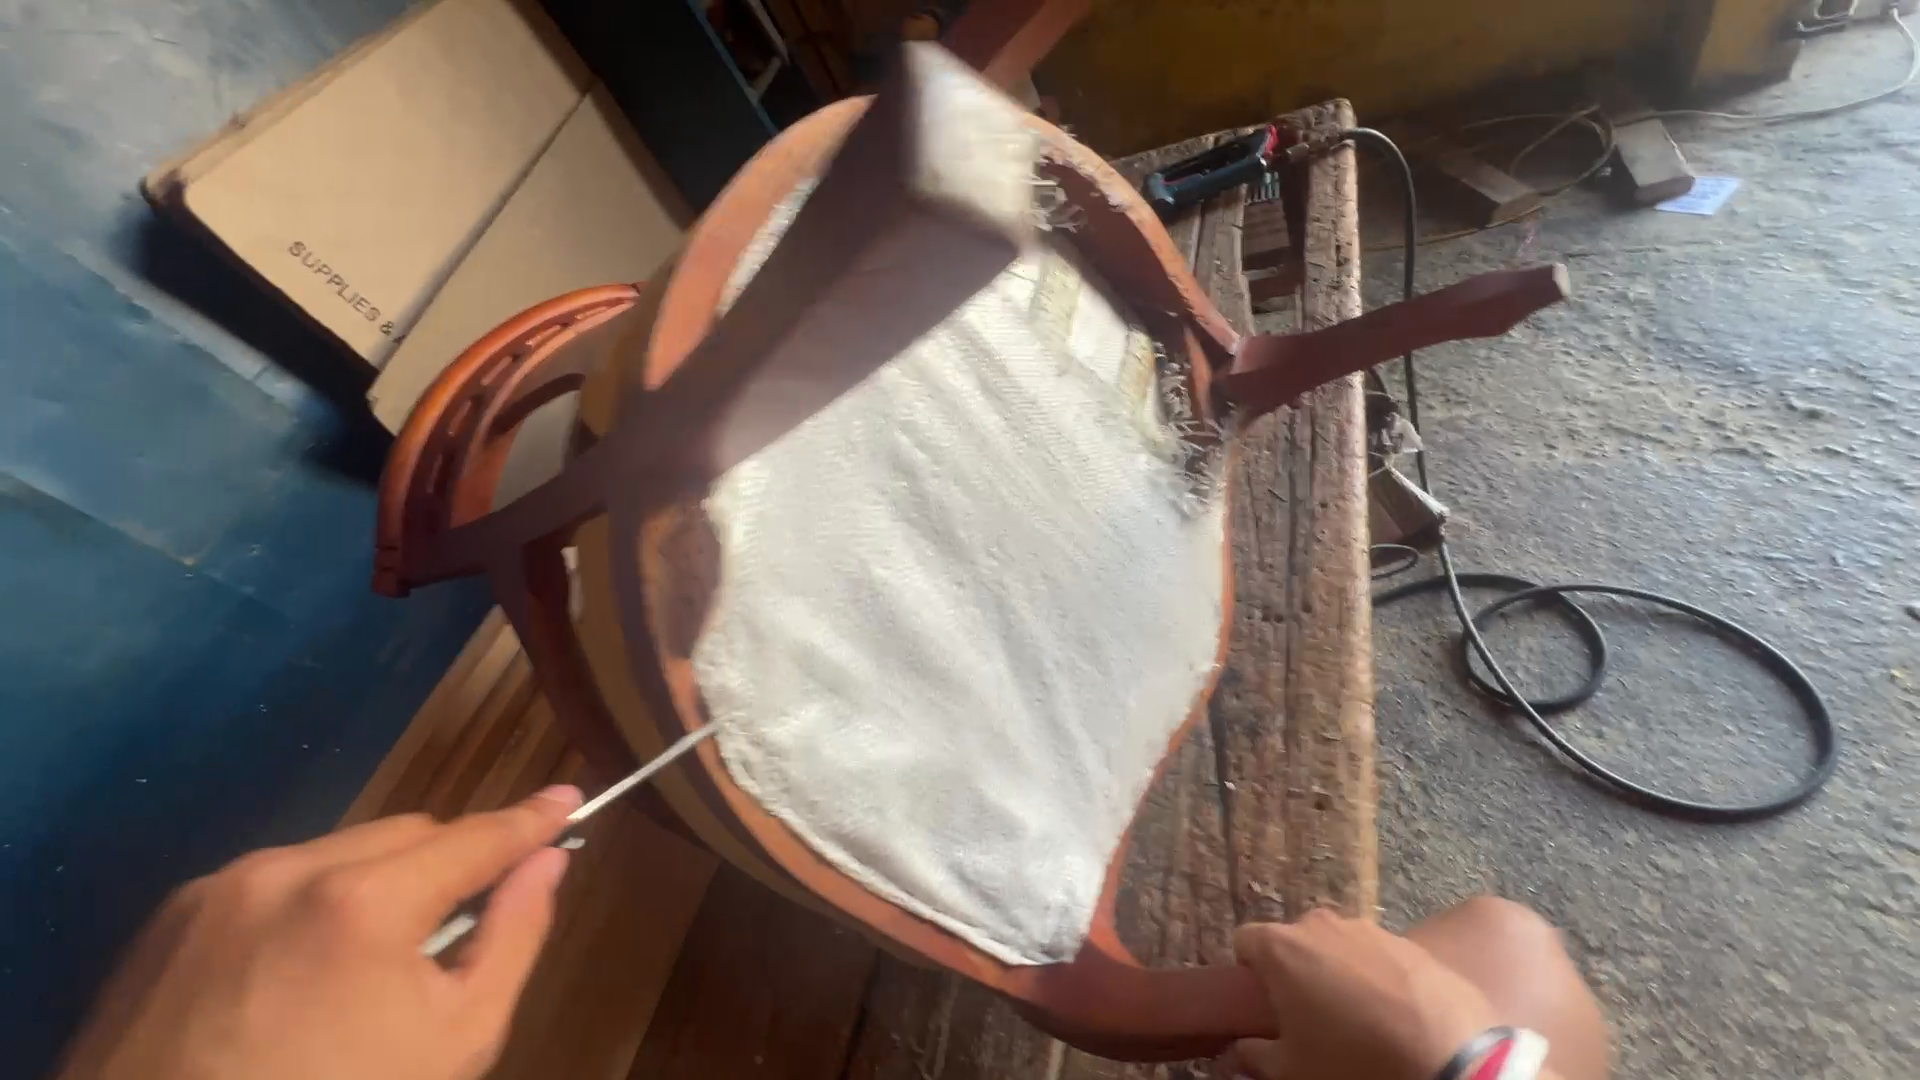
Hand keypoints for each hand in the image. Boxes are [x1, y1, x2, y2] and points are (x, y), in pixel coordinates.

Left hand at [57, 785, 582, 1079]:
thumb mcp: (457, 1038)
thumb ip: (515, 934)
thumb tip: (546, 862)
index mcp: (364, 902)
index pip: (478, 837)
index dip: (532, 820)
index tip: (570, 798)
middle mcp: (291, 870)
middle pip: (415, 833)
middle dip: (453, 861)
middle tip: (467, 915)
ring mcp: (222, 889)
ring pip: (350, 847)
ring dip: (387, 875)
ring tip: (377, 952)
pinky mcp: (172, 915)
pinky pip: (285, 876)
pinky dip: (320, 896)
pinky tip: (306, 963)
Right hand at [1219, 910, 1498, 1079]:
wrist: (1457, 1064)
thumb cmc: (1356, 1063)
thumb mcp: (1293, 1071)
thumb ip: (1254, 1056)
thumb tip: (1234, 1052)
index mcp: (1279, 947)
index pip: (1244, 942)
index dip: (1250, 974)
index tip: (1266, 1007)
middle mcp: (1317, 924)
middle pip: (1293, 941)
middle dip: (1296, 972)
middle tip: (1312, 1018)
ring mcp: (1366, 928)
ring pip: (1337, 946)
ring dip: (1339, 973)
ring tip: (1363, 1021)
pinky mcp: (1409, 942)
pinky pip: (1379, 956)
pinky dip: (1380, 979)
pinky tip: (1400, 1018)